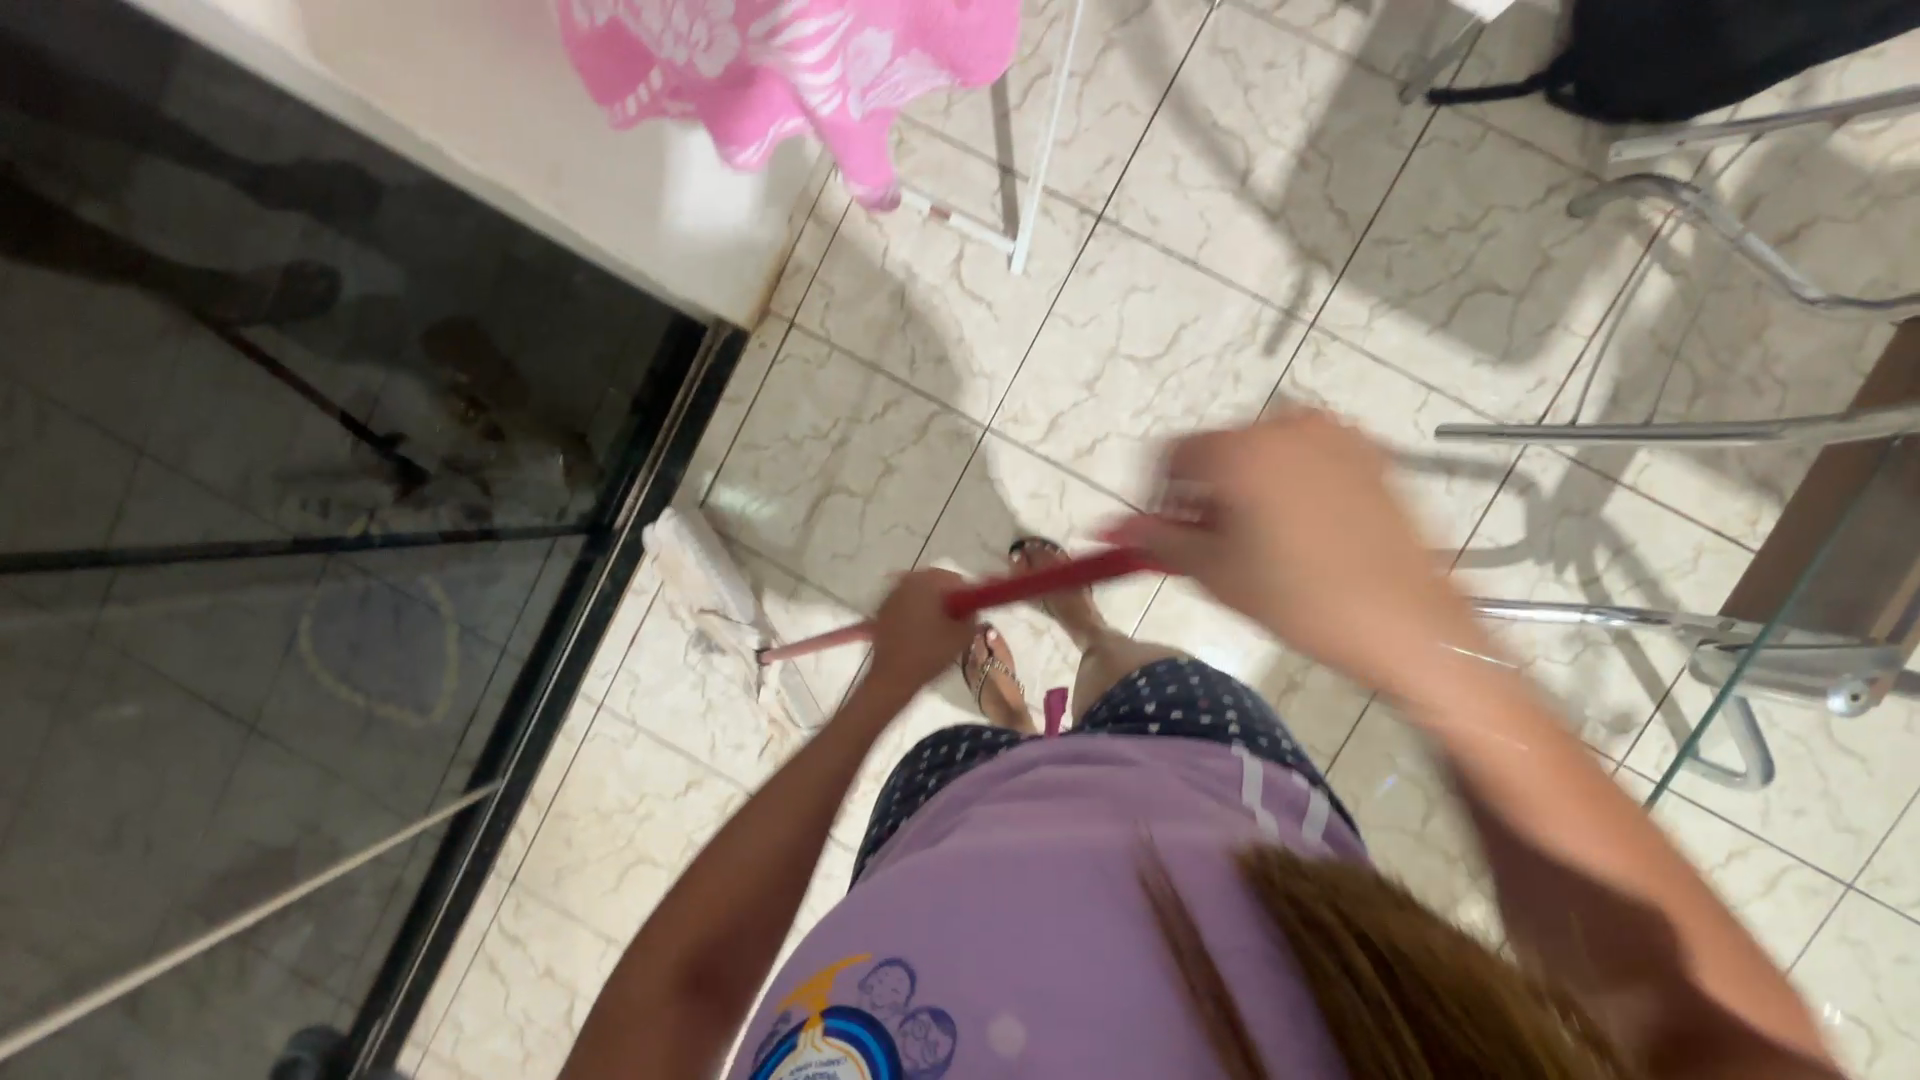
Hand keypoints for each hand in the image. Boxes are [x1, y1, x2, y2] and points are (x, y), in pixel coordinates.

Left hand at [864, 568, 973, 695]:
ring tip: (939, 625)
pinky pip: (906, 602)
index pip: (955, 579)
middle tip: (957, 618)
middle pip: (935, 582)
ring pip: (919, 592)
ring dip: (931, 603)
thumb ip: (973, 616)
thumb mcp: (963, 636)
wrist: (893, 677)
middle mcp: (906, 582)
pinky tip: (922, 630)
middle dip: (948, 597)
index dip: (967, 594)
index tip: (971, 611)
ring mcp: (890, 595)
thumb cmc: (930, 654)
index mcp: (926, 583)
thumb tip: (972, 609)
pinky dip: (916, 610)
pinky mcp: (881, 609)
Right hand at [1107, 407, 1488, 700]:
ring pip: (1262, 456)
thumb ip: (1155, 540)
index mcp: (1241, 448)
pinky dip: (1288, 487)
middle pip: (1218, 452)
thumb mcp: (1214, 573)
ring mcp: (1335, 435)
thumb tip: (1107, 527)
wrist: (1410, 623)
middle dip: (1204, 495)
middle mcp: (1286, 424)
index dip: (1157, 497)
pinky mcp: (1370, 454)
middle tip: (1214, 549)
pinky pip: (1305, 461)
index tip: (1167, 537)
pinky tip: (1302, 536)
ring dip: (1246, 490)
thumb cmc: (1300, 601)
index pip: (1170, 456)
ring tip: (1260, 546)